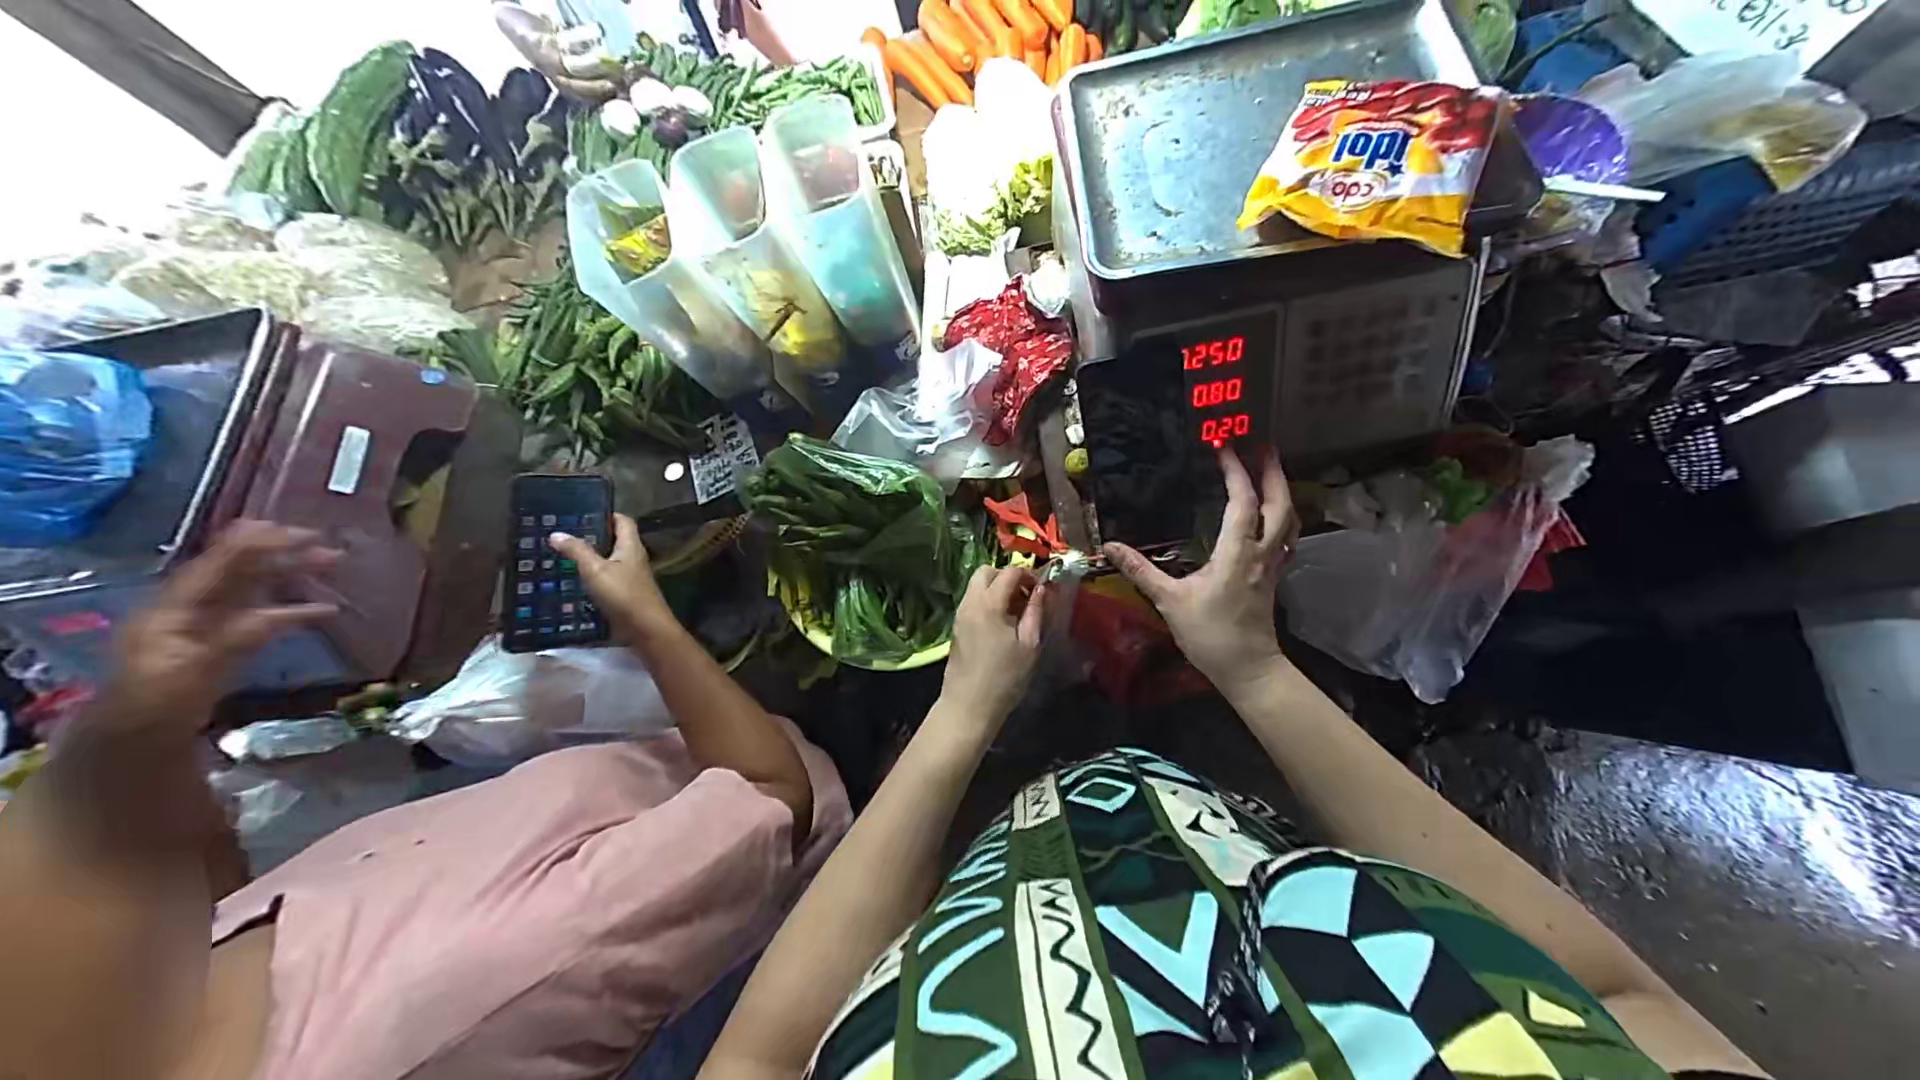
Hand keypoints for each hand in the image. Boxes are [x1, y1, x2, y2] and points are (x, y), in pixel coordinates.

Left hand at [103, 521, 338, 734]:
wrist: (139, 737)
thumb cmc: (158, 703)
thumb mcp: (192, 671)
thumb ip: (231, 639)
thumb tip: (275, 615)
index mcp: (174, 609)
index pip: (215, 567)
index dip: (248, 546)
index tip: (284, 528)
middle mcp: (193, 608)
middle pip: (238, 572)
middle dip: (279, 554)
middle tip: (321, 541)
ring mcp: (212, 625)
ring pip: (257, 589)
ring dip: (292, 574)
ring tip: (332, 562)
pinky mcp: (230, 642)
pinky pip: (267, 615)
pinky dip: (296, 609)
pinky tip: (327, 610)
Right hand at [550, 513, 674, 640]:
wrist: (645, 629)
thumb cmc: (623, 594)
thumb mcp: (595, 570)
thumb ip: (577, 551)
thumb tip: (557, 533)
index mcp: (631, 546)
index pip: (623, 521)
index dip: (605, 514)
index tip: (581, 512)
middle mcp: (633, 558)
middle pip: (614, 540)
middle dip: (591, 536)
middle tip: (563, 535)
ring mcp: (630, 577)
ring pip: (608, 561)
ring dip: (588, 558)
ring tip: (560, 555)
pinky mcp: (624, 594)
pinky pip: (605, 579)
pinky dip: (590, 577)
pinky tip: (571, 581)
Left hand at [937, 565, 1046, 731]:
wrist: (969, 705)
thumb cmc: (1005, 677)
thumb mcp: (1029, 644)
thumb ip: (1036, 612)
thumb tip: (1043, 589)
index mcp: (989, 603)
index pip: (1010, 572)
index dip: (1029, 575)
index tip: (1043, 590)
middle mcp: (970, 602)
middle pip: (987, 571)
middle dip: (1009, 577)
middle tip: (1027, 596)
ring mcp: (960, 613)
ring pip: (977, 585)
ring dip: (997, 588)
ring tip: (1017, 611)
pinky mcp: (957, 626)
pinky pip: (973, 600)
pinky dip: (988, 600)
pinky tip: (1002, 623)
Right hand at [1104, 447, 1299, 696]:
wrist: (1247, 668)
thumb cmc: (1209, 634)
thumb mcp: (1169, 600)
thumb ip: (1141, 570)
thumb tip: (1111, 546)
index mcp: (1237, 553)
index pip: (1242, 502)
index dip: (1236, 472)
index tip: (1224, 448)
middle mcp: (1261, 553)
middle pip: (1279, 504)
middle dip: (1272, 473)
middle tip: (1264, 447)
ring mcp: (1272, 565)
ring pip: (1289, 520)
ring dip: (1282, 492)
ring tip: (1270, 473)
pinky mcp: (1273, 577)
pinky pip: (1285, 537)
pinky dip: (1282, 518)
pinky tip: (1271, 517)